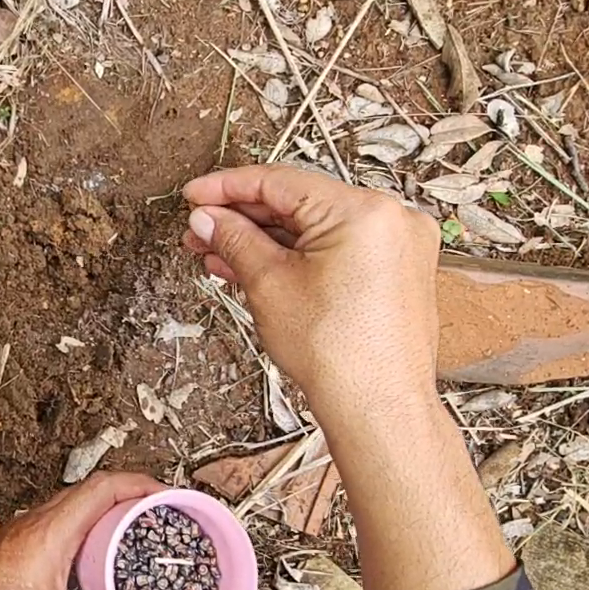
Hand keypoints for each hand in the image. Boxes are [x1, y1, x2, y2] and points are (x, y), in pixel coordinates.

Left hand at [0, 473, 161, 589]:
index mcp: (52, 531)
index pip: (101, 488)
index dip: (137, 483)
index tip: (164, 493)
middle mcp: (37, 521)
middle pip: (89, 490)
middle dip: (127, 493)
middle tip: (156, 511)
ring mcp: (24, 530)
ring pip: (72, 505)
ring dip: (104, 509)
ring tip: (132, 529)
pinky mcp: (17, 544)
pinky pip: (58, 521)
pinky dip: (84, 526)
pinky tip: (94, 553)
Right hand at [183, 166, 515, 589]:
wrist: (377, 407)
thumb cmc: (335, 352)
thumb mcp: (268, 285)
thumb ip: (233, 239)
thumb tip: (205, 218)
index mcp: (362, 211)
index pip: (279, 182)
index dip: (227, 187)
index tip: (193, 195)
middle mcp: (388, 218)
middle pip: (296, 204)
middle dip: (241, 218)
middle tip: (198, 230)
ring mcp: (396, 245)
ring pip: (312, 228)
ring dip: (262, 239)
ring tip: (215, 252)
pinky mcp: (393, 270)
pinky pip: (332, 249)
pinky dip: (292, 256)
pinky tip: (253, 265)